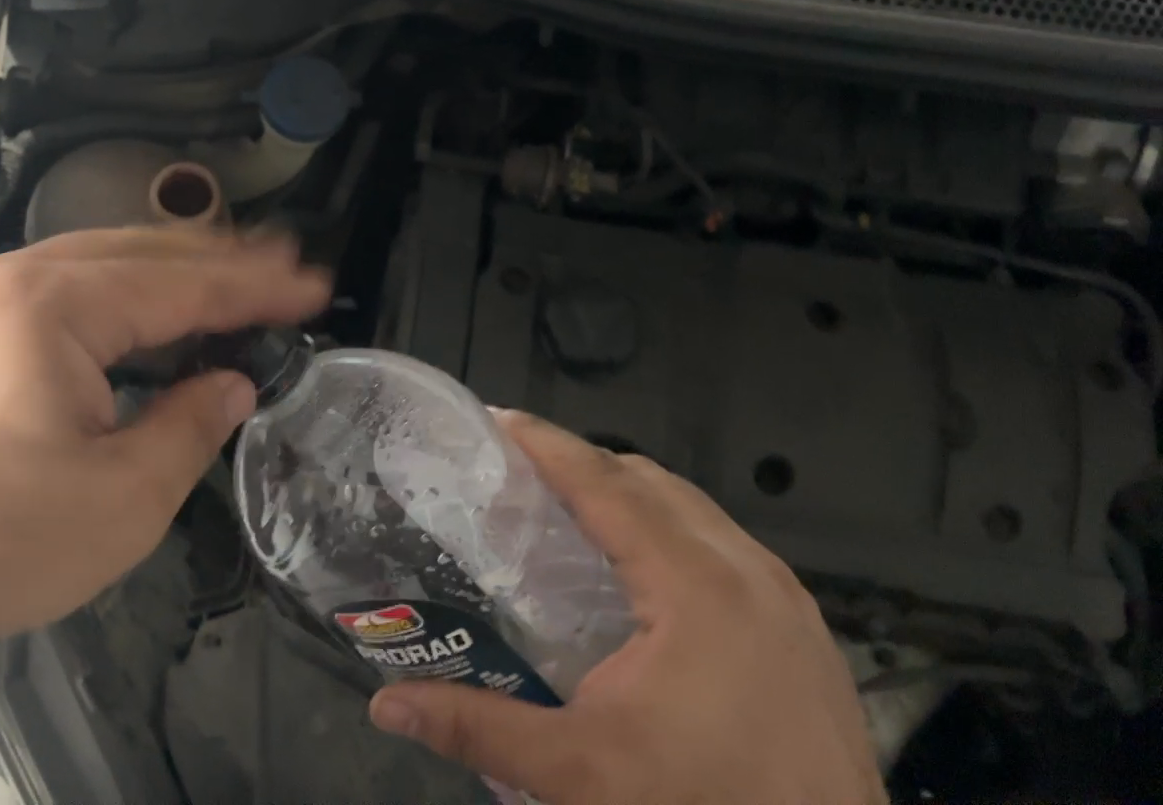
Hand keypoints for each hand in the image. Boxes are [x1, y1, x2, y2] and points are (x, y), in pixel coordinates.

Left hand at [0, 227, 329, 685]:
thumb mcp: (120, 501)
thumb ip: (190, 424)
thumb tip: (229, 380)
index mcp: (46, 308)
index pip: (177, 284)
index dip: (253, 287)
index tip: (312, 286)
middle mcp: (2, 276)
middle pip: (133, 252)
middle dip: (214, 262)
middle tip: (281, 272)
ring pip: (87, 263)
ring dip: (160, 273)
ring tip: (225, 285)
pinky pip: (46, 288)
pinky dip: (106, 296)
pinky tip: (137, 314)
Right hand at [368, 410, 884, 804]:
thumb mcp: (581, 773)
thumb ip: (478, 727)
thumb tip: (385, 706)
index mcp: (695, 585)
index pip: (606, 484)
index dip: (545, 445)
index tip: (493, 419)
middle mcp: (747, 571)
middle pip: (649, 481)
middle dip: (579, 463)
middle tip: (514, 474)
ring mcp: (787, 599)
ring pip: (692, 508)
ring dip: (625, 495)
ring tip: (565, 514)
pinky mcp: (804, 629)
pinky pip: (722, 543)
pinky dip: (667, 529)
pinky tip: (637, 575)